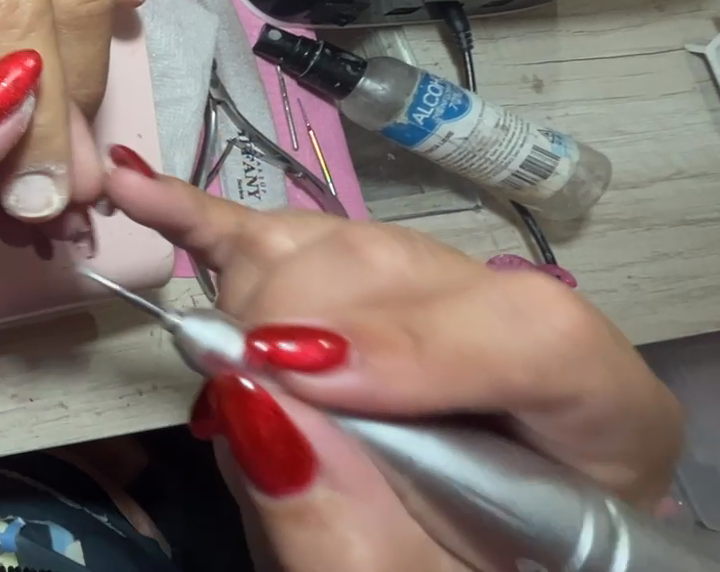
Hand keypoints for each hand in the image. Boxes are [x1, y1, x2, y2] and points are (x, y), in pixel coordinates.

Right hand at [101, 147, 682, 570]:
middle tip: (234, 386)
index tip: (294, 379)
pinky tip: (131, 185)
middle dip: (294, 321)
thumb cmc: (427, 571)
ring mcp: (402, 277)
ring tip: (215, 361)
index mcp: (588, 414)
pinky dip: (185, 213)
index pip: (530, 333)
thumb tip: (254, 404)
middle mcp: (498, 317)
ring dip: (244, 295)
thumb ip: (344, 526)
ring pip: (317, 238)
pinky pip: (250, 229)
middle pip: (397, 268)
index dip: (407, 343)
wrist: (406, 553)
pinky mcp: (320, 268)